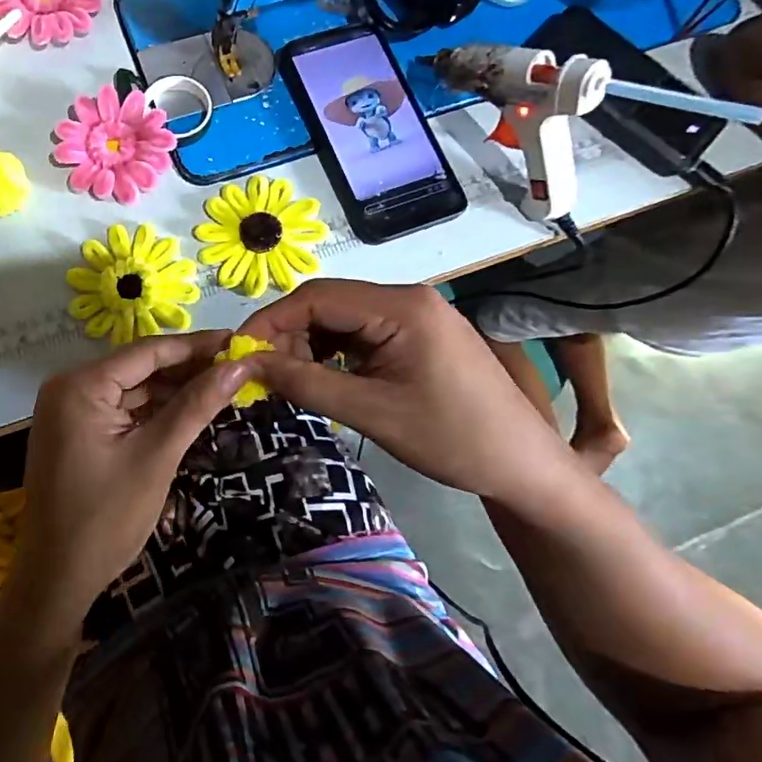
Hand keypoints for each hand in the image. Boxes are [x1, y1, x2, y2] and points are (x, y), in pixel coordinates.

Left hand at [13, 331, 252, 629]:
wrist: (57, 581)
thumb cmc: (106, 518)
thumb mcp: (157, 456)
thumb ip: (197, 405)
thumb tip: (239, 366)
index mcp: (80, 386)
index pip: (148, 351)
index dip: (196, 346)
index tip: (238, 341)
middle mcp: (69, 387)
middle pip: (140, 367)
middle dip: (188, 368)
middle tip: (237, 366)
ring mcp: (70, 410)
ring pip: (134, 388)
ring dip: (174, 389)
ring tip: (223, 386)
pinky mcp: (77, 431)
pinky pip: (122, 409)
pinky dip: (155, 410)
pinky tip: (190, 409)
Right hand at [237, 279, 575, 505]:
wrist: (522, 465)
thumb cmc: (452, 439)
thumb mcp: (371, 412)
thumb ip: (306, 383)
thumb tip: (248, 365)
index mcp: (401, 306)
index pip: (317, 296)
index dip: (271, 322)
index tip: (239, 355)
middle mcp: (407, 297)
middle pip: (328, 303)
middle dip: (289, 335)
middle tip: (264, 377)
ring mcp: (416, 314)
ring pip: (343, 318)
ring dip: (310, 345)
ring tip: (290, 382)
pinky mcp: (418, 333)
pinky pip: (363, 333)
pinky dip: (335, 353)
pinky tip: (323, 379)